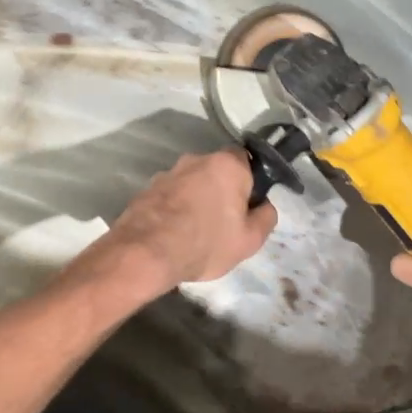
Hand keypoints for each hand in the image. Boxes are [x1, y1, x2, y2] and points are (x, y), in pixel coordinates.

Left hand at [93, 149, 276, 294]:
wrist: (145, 253)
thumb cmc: (206, 243)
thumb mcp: (250, 240)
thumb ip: (265, 217)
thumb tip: (264, 206)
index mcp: (226, 164)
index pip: (246, 159)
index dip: (250, 181)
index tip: (248, 205)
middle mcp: (195, 160)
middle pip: (217, 171)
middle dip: (221, 191)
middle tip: (223, 222)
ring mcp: (167, 173)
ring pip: (191, 184)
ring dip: (196, 200)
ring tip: (195, 232)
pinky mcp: (146, 189)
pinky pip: (170, 197)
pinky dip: (175, 209)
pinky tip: (174, 233)